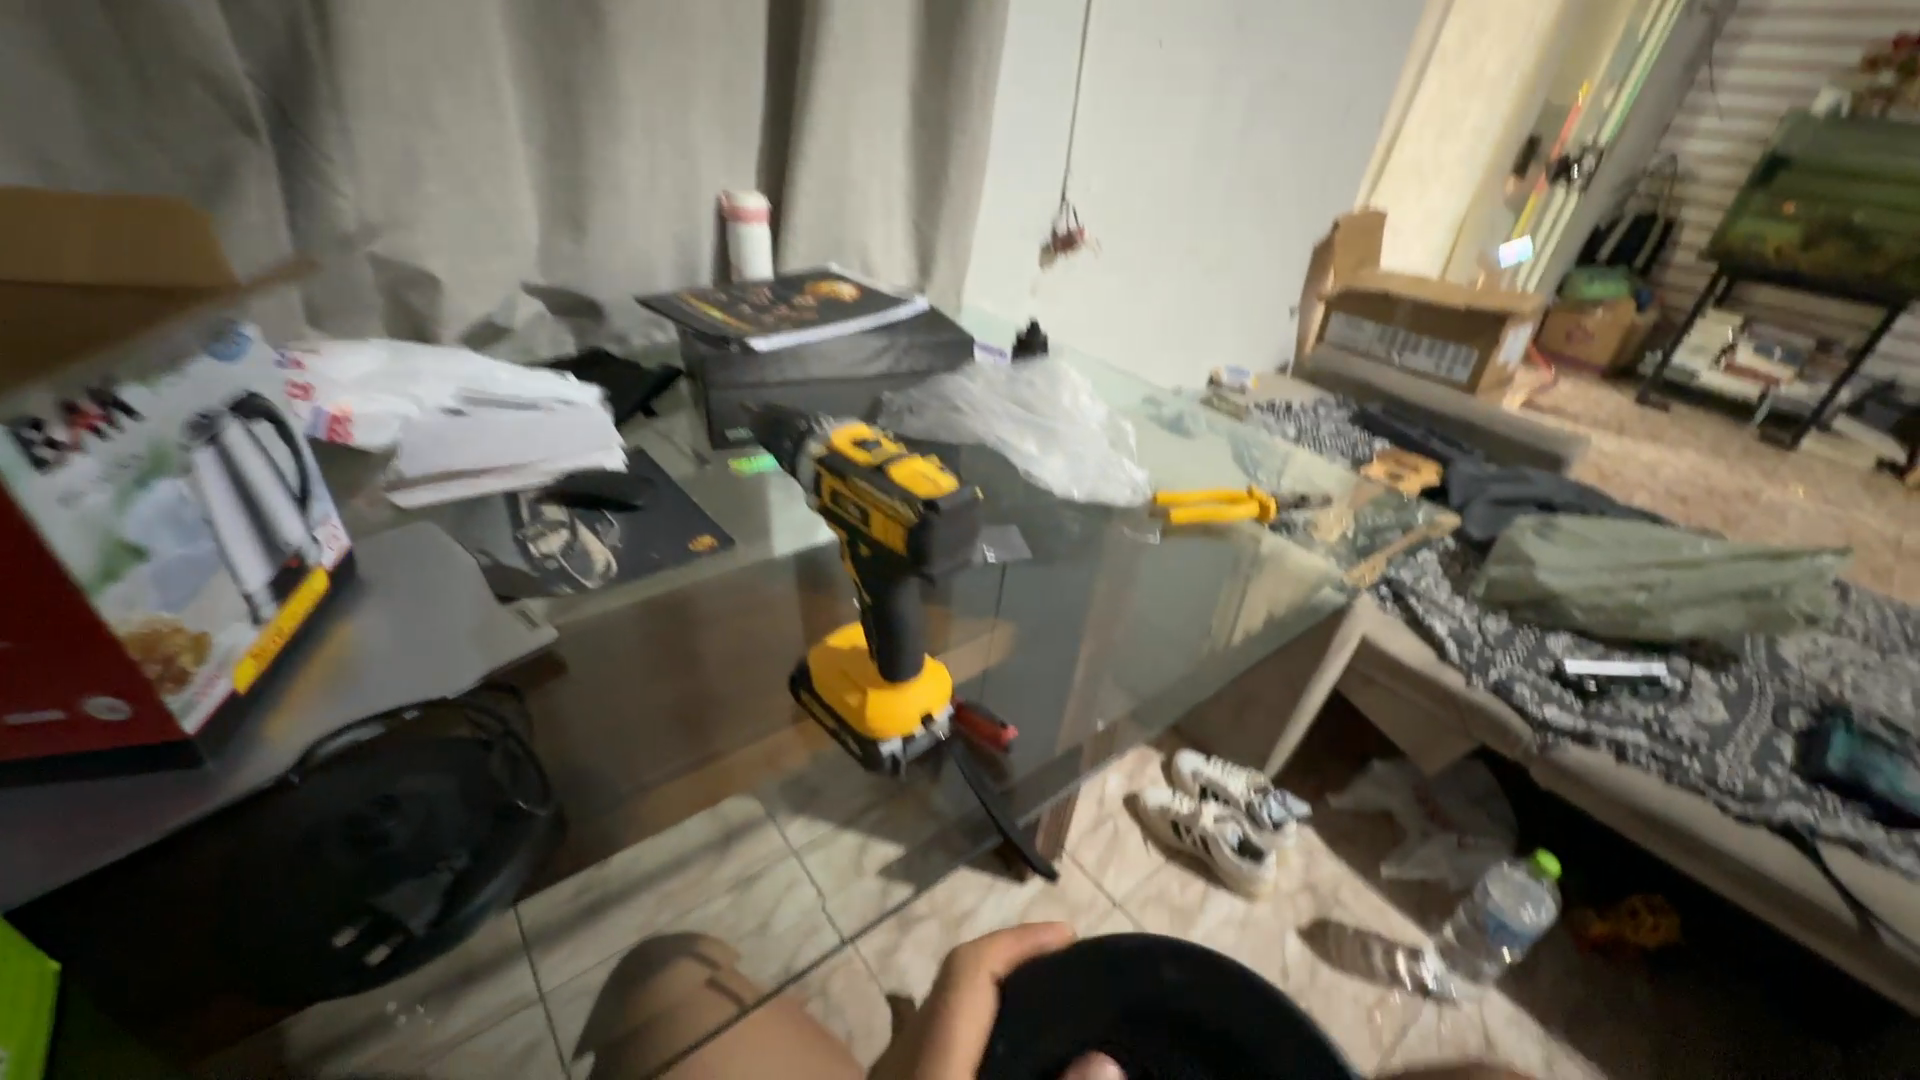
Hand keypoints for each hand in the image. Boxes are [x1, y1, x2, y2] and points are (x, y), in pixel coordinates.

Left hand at [870, 922, 1121, 1079]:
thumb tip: (1106, 1059)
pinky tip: (999, 1048)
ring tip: (1041, 999)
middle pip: (953, 980)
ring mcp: (893, 1070)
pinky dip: (971, 1025)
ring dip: (988, 993)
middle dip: (1008, 959)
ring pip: (940, 1010)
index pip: (969, 968)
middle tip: (1064, 966)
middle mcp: (904, 1052)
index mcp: (932, 1056)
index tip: (1066, 934)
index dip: (1017, 940)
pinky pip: (934, 1038)